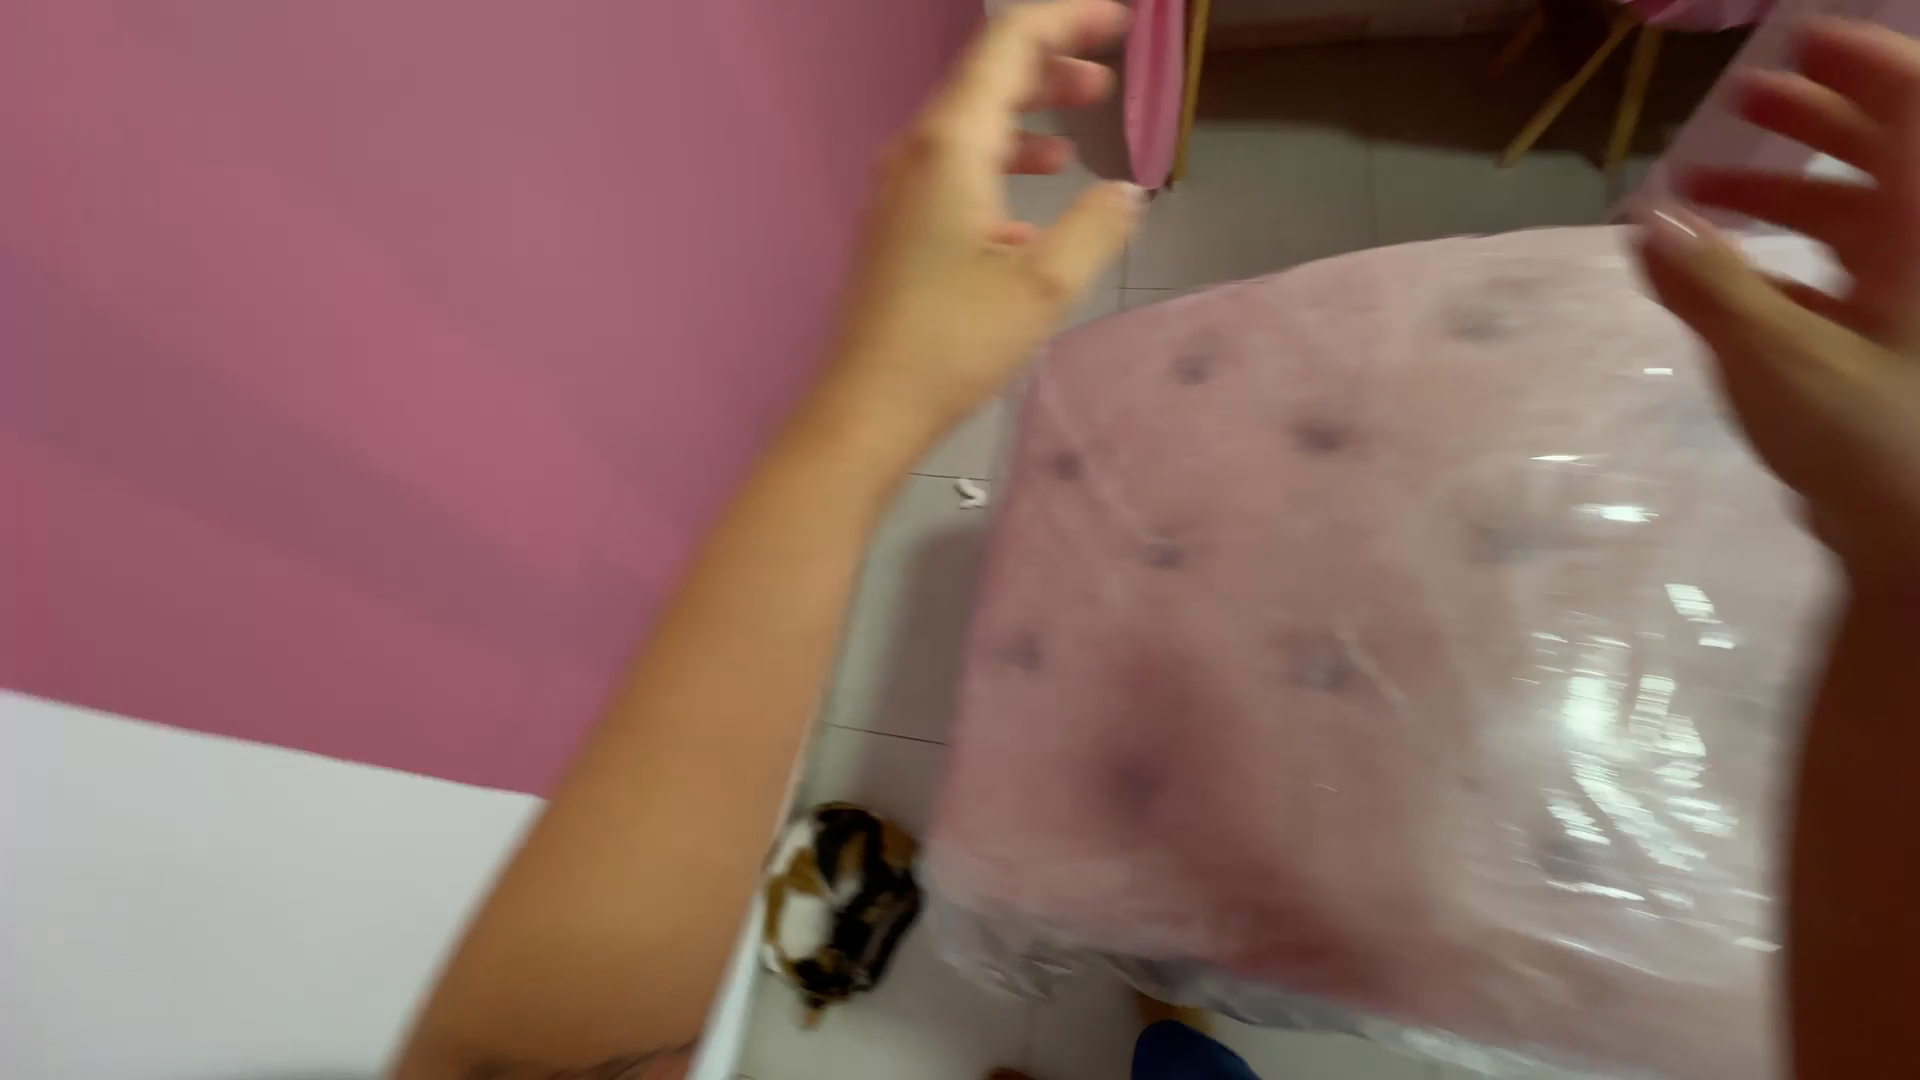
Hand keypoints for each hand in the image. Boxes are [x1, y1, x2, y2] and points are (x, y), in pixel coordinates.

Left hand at [817, 0, 1141, 434]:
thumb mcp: (1044, 286)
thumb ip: (1096, 226)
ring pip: (966, 136)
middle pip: (984, 84)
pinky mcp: (891, 235)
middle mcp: (913, 156)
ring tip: (1070, 149)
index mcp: (948, 147)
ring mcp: (894, 197)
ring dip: (1022, 130)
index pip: (1008, 44)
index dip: (1066, 20)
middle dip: (1049, 74)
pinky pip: (948, 181)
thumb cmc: (953, 345)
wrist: (869, 408)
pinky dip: (993, 177)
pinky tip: (1023, 221)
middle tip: (1103, 84)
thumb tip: (1125, 193)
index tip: (1119, 22)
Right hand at [1637, 18, 1919, 588]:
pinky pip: (1844, 272)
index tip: (1792, 46)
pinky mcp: (1891, 338)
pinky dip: (1784, 259)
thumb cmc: (1872, 436)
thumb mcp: (1776, 359)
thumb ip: (1709, 288)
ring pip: (1864, 214)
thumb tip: (1647, 222)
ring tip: (1708, 193)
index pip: (1914, 118)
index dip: (1862, 69)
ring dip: (1788, 193)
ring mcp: (1912, 296)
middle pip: (1894, 153)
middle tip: (1747, 100)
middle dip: (1822, 117)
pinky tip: (1728, 274)